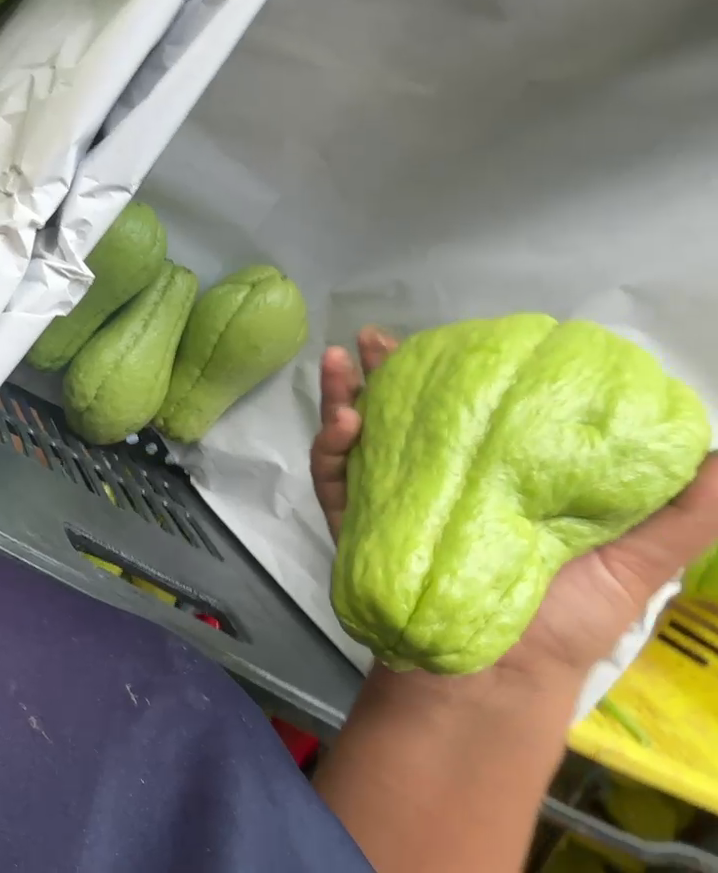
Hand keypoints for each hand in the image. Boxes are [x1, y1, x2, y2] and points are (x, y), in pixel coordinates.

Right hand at [312, 327, 717, 687]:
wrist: (494, 676)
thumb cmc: (566, 618)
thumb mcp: (642, 561)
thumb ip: (682, 509)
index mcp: (489, 478)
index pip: (465, 414)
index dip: (453, 375)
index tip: (457, 341)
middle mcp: (430, 480)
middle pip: (397, 414)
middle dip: (380, 372)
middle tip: (370, 337)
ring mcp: (385, 500)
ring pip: (353, 435)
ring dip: (341, 395)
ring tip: (339, 360)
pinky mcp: (352, 523)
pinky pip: (331, 477)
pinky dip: (330, 446)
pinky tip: (344, 421)